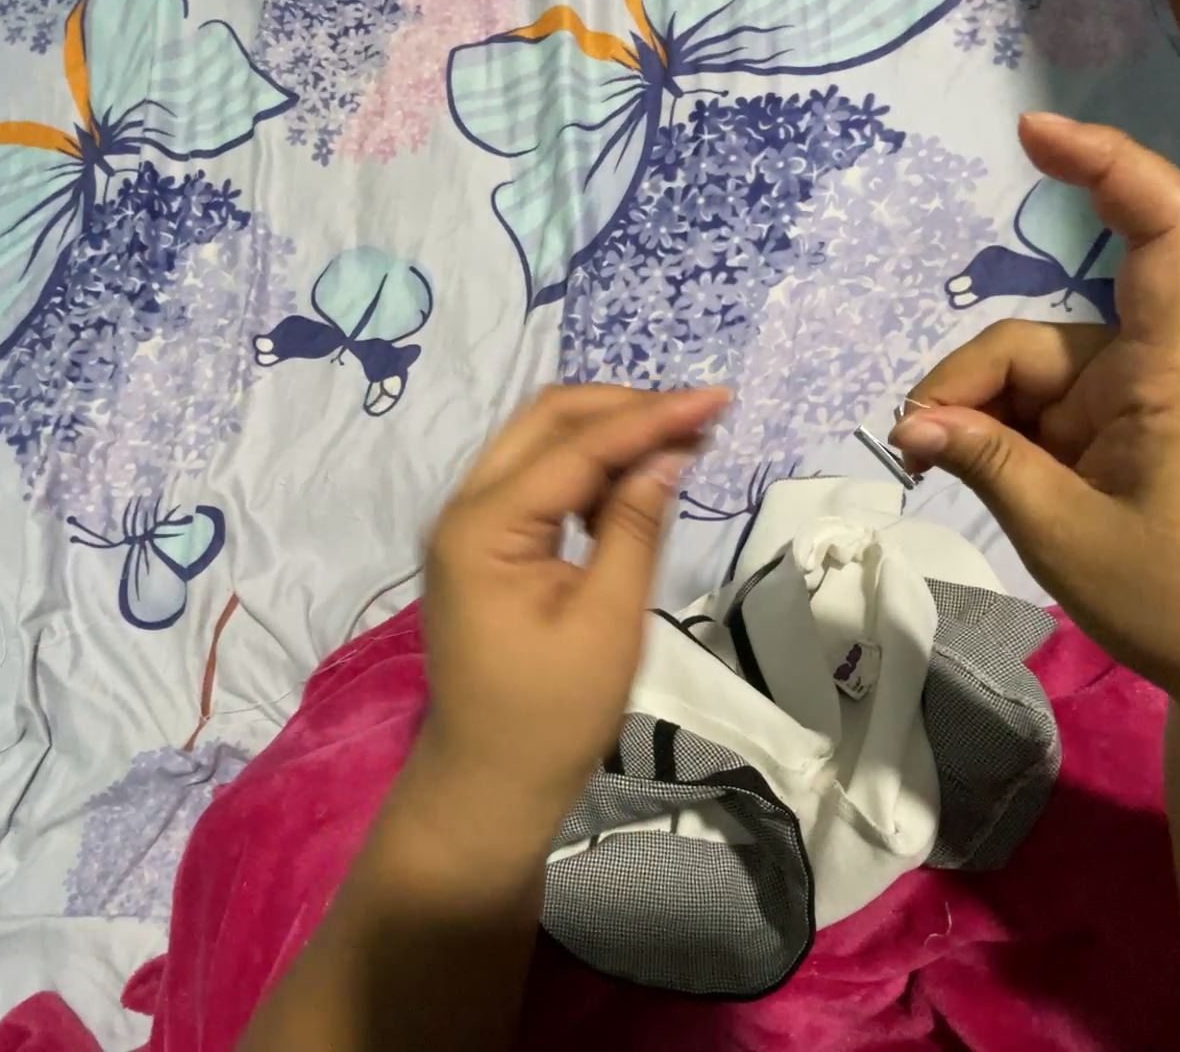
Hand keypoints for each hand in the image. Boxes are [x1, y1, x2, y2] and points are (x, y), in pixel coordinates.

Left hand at [420, 384, 732, 821]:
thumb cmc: (551, 717)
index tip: (717, 399)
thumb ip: (636, 528)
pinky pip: (535, 481)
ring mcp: (466, 524)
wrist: (490, 780)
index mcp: (483, 528)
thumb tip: (669, 453)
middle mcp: (462, 509)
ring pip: (539, 443)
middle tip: (697, 417)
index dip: (650, 417)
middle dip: (625, 410)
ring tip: (678, 441)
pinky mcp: (482, 543)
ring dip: (607, 433)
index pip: (576, 446)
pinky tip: (631, 478)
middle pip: (546, 422)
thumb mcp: (608, 622)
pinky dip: (586, 469)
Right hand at [891, 114, 1179, 704]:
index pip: (1165, 233)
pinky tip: (967, 470)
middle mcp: (1161, 372)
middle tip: (910, 449)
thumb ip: (985, 462)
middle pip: (1037, 341)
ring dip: (975, 420)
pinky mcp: (1129, 438)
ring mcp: (1143, 406)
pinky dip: (1000, 438)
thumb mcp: (1063, 530)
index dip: (1108, 167)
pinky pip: (1048, 416)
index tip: (1032, 136)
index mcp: (1176, 373)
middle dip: (962, 388)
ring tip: (931, 469)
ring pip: (1032, 381)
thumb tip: (912, 423)